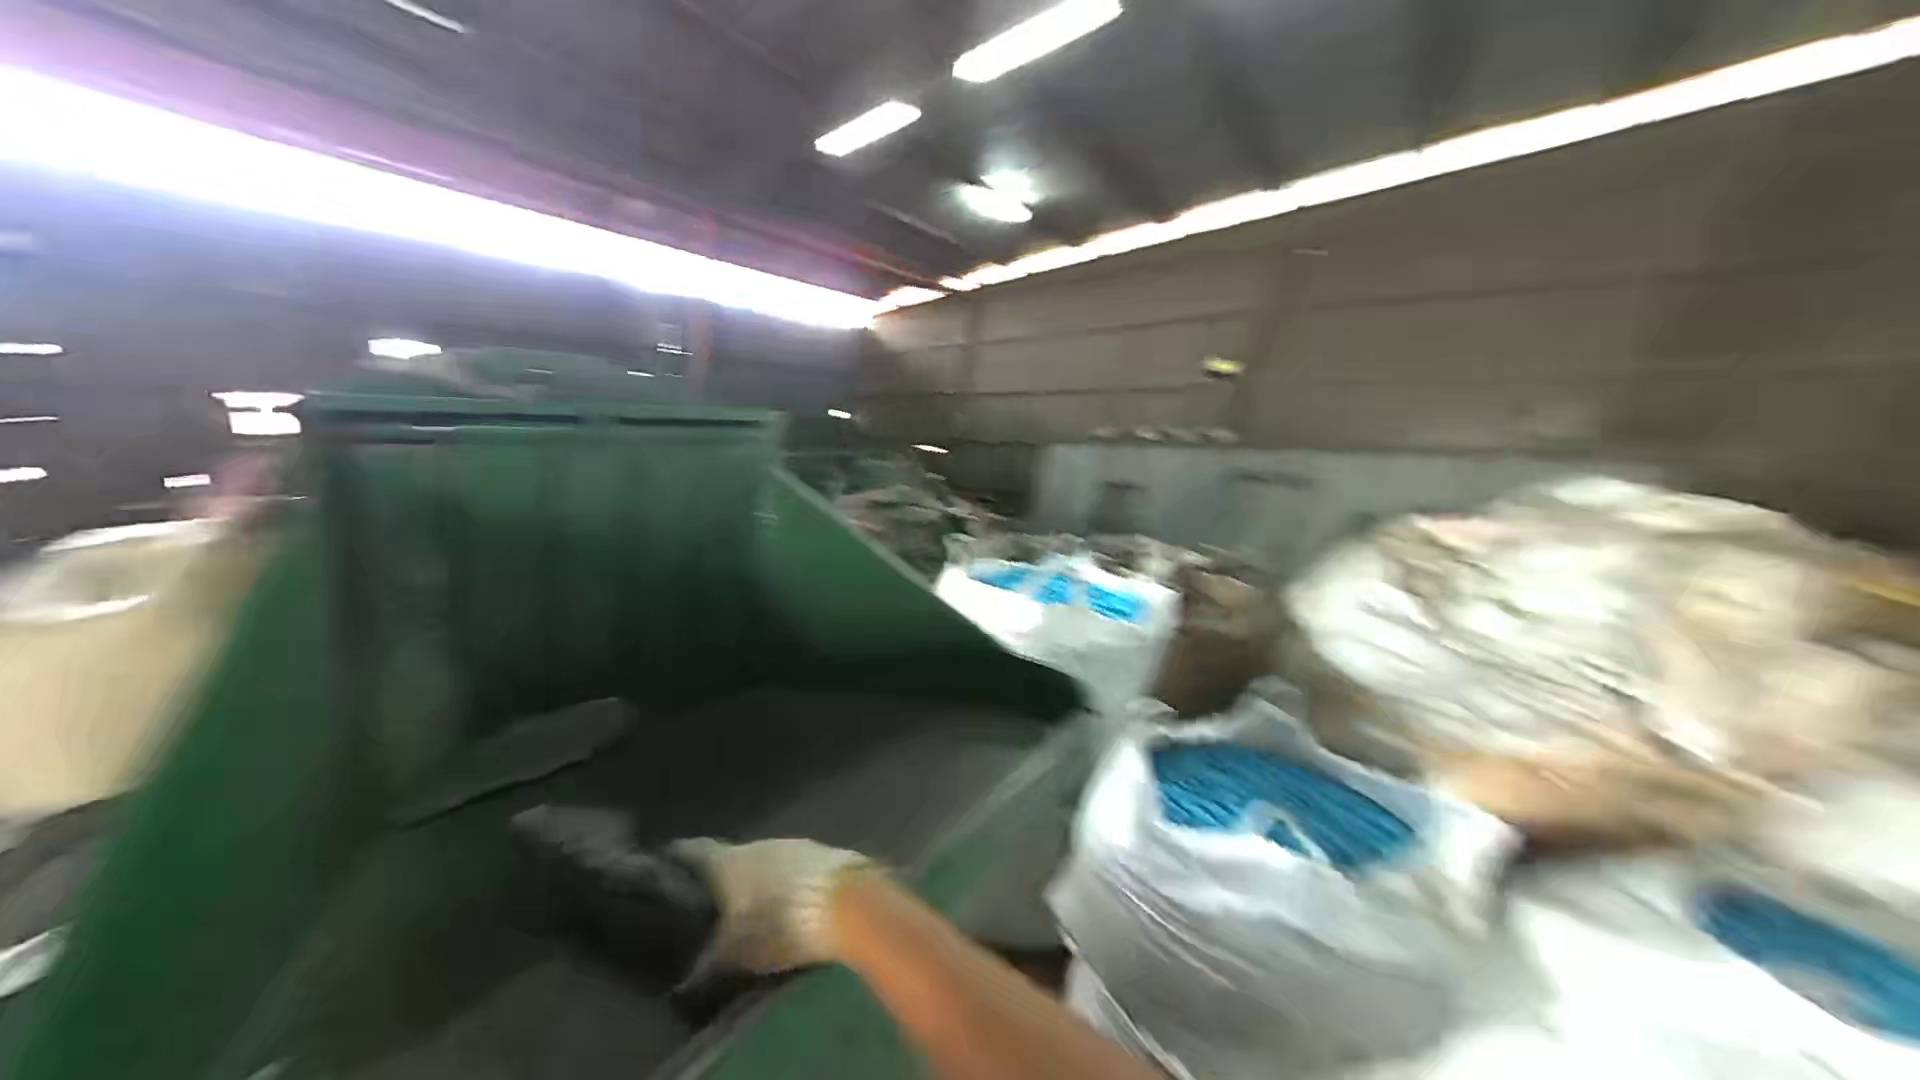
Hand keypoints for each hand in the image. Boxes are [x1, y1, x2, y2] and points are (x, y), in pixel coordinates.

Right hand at [671, 837, 876, 974]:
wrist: (849, 901)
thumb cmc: (779, 924)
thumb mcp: (734, 956)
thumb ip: (704, 969)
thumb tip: (681, 985)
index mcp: (729, 860)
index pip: (694, 850)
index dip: (678, 856)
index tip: (665, 863)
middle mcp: (759, 844)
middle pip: (733, 856)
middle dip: (722, 877)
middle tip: (709, 900)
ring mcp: (795, 845)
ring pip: (766, 861)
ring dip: (758, 879)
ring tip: (750, 905)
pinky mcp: (823, 853)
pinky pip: (793, 868)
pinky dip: (785, 883)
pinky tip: (787, 903)